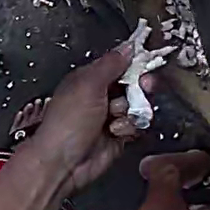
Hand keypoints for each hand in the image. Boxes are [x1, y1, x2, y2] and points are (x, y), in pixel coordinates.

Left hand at [22, 42, 150, 194]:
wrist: (63, 162)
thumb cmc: (67, 121)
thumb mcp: (88, 85)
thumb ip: (111, 64)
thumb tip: (127, 47)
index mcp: (90, 78)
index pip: (119, 64)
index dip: (134, 63)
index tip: (145, 65)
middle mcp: (101, 95)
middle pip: (134, 84)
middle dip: (140, 87)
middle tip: (142, 88)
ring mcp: (110, 116)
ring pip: (138, 105)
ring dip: (131, 110)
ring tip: (115, 116)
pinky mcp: (119, 135)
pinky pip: (137, 126)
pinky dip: (129, 128)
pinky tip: (116, 131)